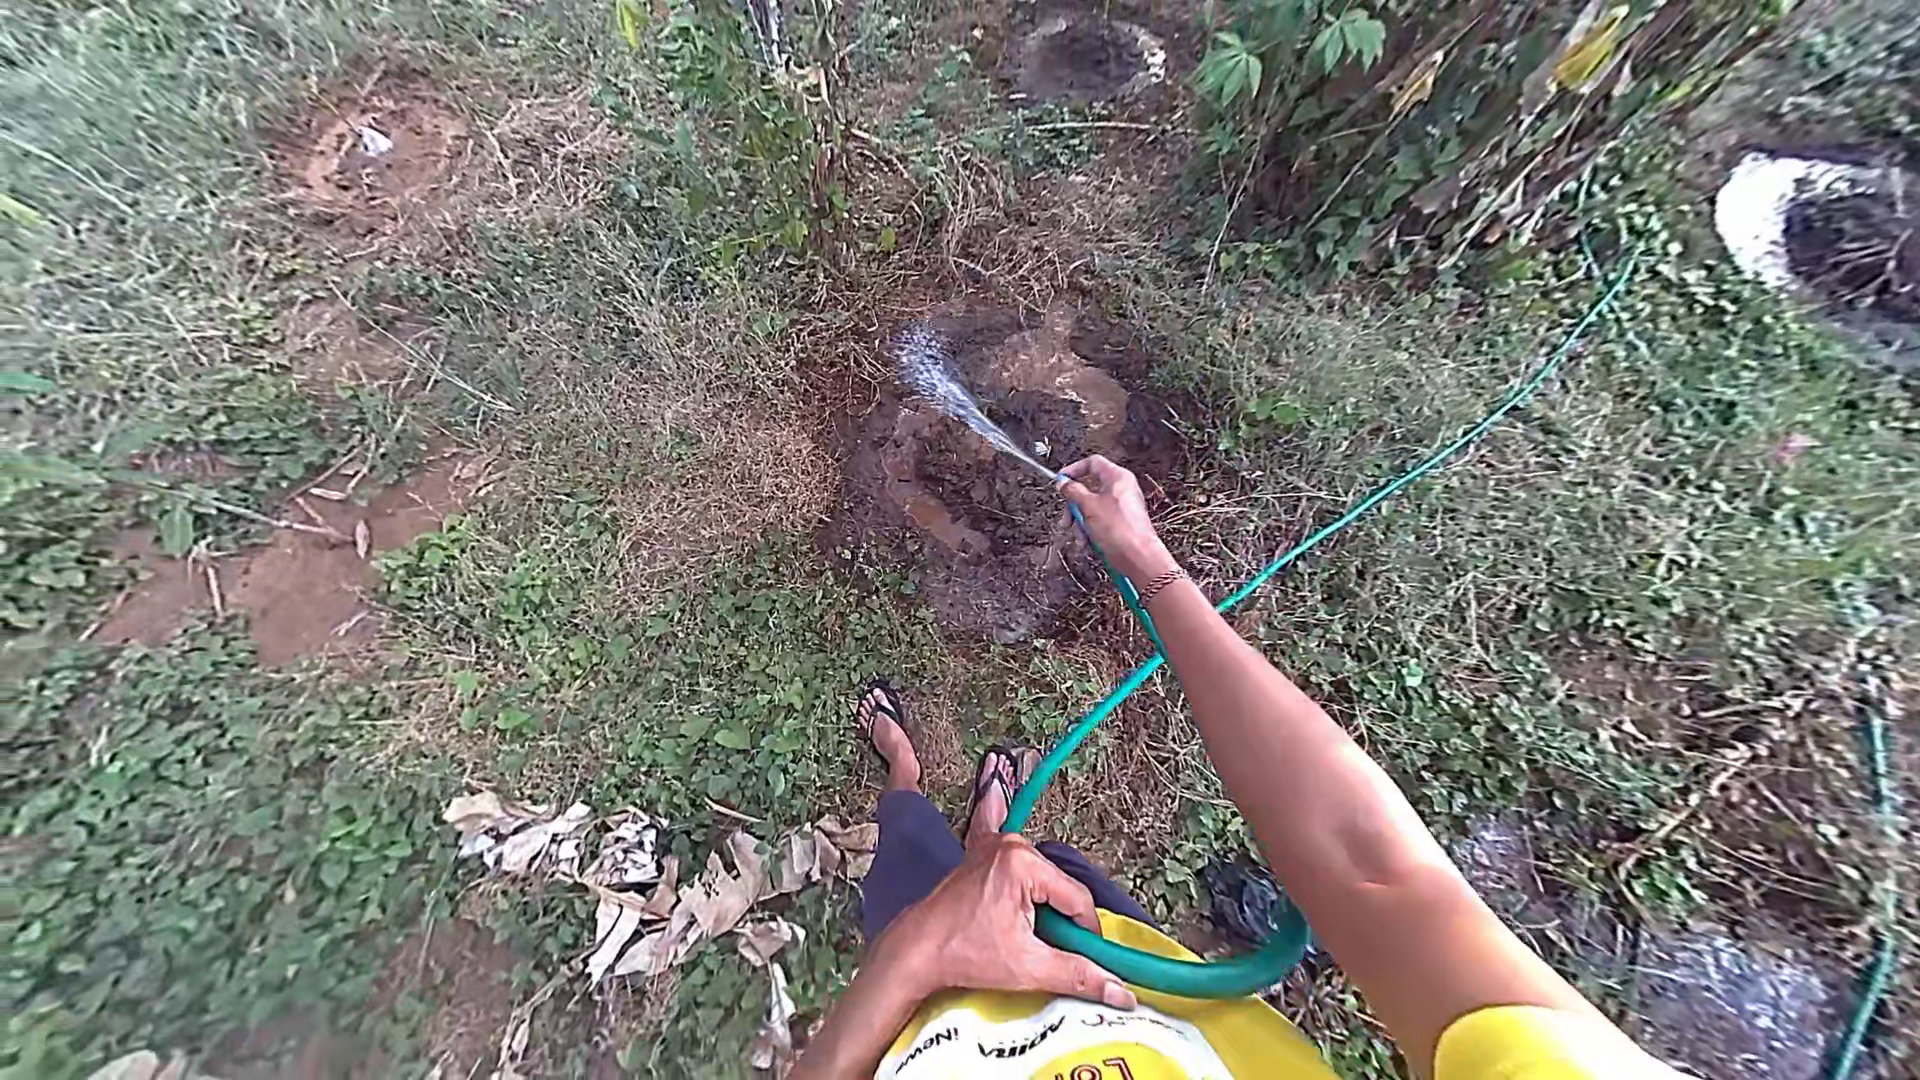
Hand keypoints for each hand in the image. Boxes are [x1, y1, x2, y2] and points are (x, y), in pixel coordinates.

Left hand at [878, 833, 1137, 1009]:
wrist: (920, 945)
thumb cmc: (966, 952)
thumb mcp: (1027, 967)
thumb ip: (1078, 975)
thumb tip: (1122, 990)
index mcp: (1024, 863)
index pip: (1078, 898)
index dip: (1086, 932)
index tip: (1083, 957)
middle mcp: (1013, 843)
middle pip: (1059, 886)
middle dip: (1061, 918)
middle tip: (1045, 947)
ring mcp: (997, 842)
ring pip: (1043, 877)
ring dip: (1042, 905)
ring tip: (1023, 932)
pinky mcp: (986, 847)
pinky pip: (1015, 850)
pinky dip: (1022, 863)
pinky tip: (1013, 854)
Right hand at [1057, 455, 1176, 582]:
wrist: (1138, 557)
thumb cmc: (1119, 530)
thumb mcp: (1088, 507)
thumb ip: (1073, 491)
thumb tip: (1063, 483)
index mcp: (1117, 478)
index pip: (1092, 463)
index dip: (1073, 470)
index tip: (1060, 482)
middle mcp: (1121, 489)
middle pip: (1089, 488)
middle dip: (1074, 505)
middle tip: (1066, 518)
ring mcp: (1121, 507)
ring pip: (1091, 507)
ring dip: (1080, 522)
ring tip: (1079, 536)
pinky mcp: (1120, 523)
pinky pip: (1099, 521)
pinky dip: (1090, 530)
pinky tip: (1087, 542)